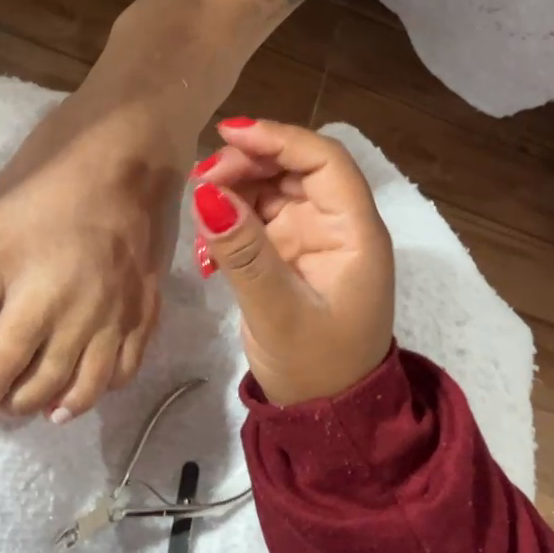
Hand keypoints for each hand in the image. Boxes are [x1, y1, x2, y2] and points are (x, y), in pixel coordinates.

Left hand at [0, 76, 194, 422]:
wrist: (132, 140)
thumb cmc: (46, 173)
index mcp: (32, 298)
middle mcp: (78, 318)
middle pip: (34, 386)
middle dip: (0, 399)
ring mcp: (117, 316)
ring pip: (79, 388)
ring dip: (43, 402)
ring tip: (22, 399)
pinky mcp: (148, 306)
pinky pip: (123, 370)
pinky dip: (95, 388)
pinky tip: (78, 386)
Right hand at [193, 118, 395, 406]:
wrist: (326, 418)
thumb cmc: (316, 369)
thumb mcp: (277, 313)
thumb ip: (244, 253)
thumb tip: (205, 193)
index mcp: (355, 233)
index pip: (324, 161)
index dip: (279, 139)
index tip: (227, 134)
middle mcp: (336, 226)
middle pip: (294, 168)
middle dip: (247, 164)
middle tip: (200, 181)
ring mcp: (311, 238)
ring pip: (272, 188)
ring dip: (234, 189)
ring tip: (198, 210)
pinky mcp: (288, 255)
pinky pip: (257, 218)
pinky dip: (230, 219)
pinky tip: (206, 245)